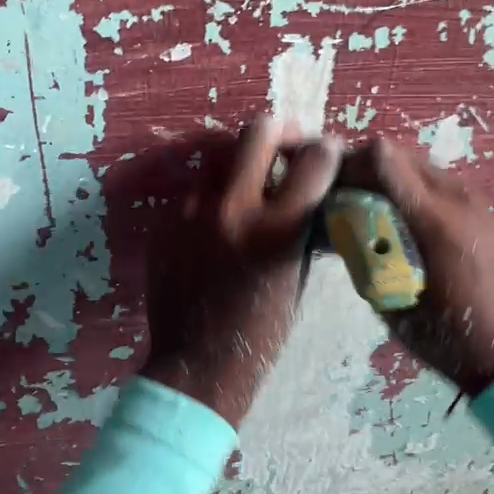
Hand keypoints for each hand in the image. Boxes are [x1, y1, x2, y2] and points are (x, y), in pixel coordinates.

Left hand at [139, 117, 342, 427]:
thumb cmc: (260, 330)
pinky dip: (214, 194)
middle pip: (257, 132)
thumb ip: (302, 226)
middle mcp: (233, 207)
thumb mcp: (295, 276)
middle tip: (287, 144)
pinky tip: (218, 218)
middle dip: (280, 130)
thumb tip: (311, 188)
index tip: (326, 151)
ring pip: (220, 155)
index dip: (326, 149)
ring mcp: (191, 209)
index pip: (314, 159)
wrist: (196, 363)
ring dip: (242, 160)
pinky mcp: (166, 218)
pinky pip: (196, 188)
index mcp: (277, 228)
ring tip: (251, 181)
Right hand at [349, 138, 493, 395]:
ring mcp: (474, 200)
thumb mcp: (391, 299)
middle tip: (341, 195)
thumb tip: (336, 219)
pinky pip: (434, 180)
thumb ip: (365, 251)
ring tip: (366, 205)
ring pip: (417, 163)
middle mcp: (458, 199)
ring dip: (387, 175)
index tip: (328, 185)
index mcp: (435, 221)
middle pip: (398, 152)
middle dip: (364, 167)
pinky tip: (397, 216)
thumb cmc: (446, 336)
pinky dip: (408, 186)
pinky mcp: (480, 209)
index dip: (349, 163)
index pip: (383, 158)